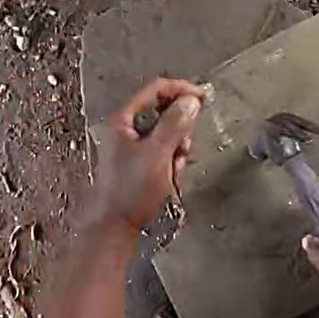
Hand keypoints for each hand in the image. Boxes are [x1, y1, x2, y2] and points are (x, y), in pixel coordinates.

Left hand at [90, 77, 207, 230]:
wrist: (115, 227)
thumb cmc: (131, 189)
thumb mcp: (157, 153)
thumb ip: (175, 124)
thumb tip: (192, 100)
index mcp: (123, 120)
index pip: (156, 89)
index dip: (181, 90)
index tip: (203, 98)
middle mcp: (126, 130)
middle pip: (164, 113)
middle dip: (180, 130)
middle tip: (184, 149)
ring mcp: (133, 148)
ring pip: (167, 135)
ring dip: (177, 150)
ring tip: (173, 171)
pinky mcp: (139, 164)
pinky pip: (164, 153)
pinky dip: (171, 163)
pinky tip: (169, 179)